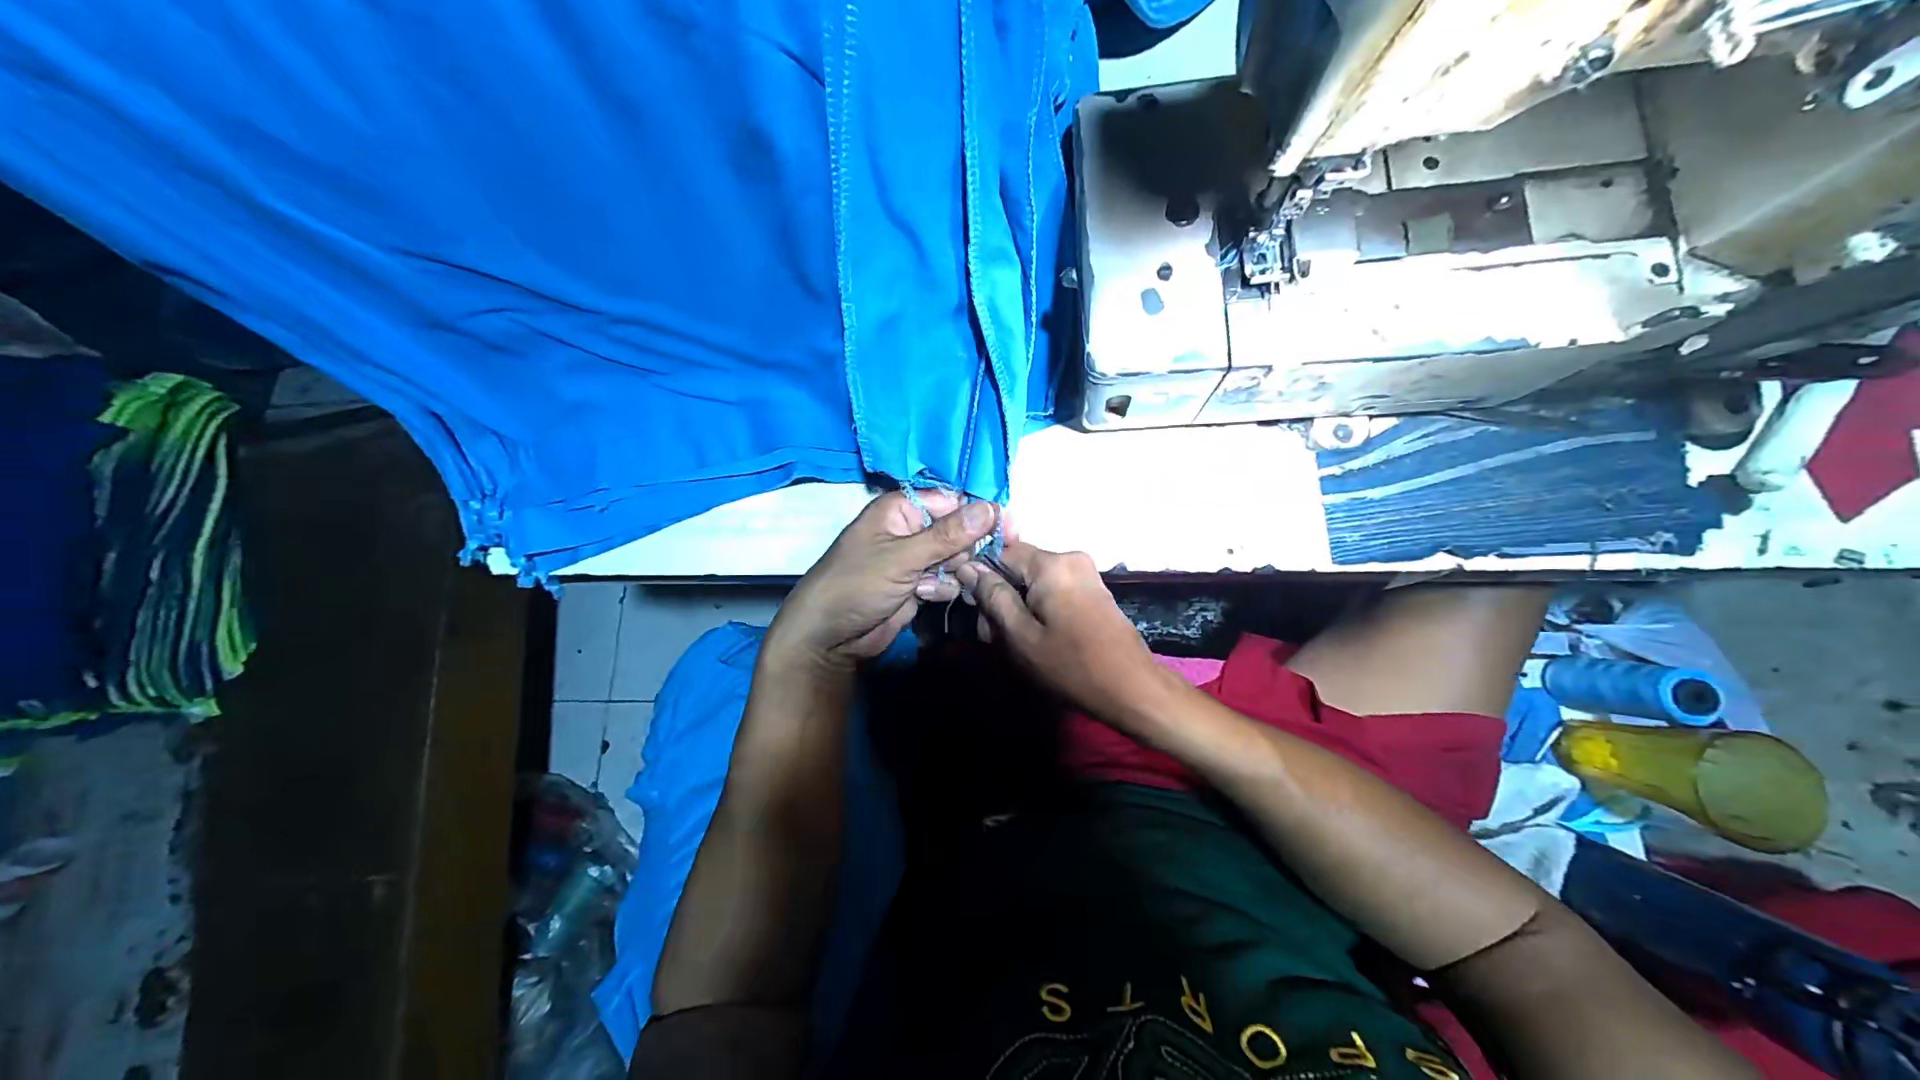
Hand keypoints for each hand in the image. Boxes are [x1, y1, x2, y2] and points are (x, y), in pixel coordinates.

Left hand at [766, 491, 997, 674]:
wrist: (829, 637)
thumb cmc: (856, 585)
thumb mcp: (902, 557)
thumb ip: (948, 535)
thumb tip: (991, 508)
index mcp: (901, 508)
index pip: (953, 501)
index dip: (981, 514)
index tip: (1010, 529)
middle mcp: (910, 529)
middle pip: (960, 531)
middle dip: (965, 550)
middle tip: (955, 566)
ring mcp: (915, 558)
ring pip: (958, 558)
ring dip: (953, 573)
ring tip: (927, 586)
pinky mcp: (919, 585)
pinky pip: (948, 580)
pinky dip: (944, 589)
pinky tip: (925, 597)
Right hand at [955, 541, 1172, 727]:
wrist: (1131, 688)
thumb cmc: (1071, 665)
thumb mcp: (1020, 636)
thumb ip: (993, 597)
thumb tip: (969, 566)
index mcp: (1052, 563)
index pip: (1001, 552)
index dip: (981, 576)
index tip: (974, 608)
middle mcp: (1071, 558)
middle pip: (1019, 569)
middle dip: (1001, 598)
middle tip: (993, 637)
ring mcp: (1086, 574)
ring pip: (1035, 583)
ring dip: (1018, 609)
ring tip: (1014, 645)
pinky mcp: (1093, 592)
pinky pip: (1054, 591)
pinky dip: (1039, 611)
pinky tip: (1036, 640)